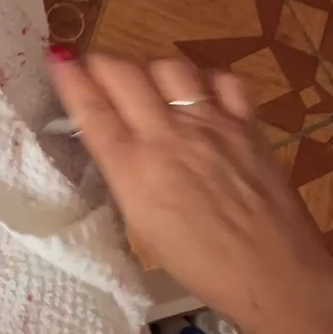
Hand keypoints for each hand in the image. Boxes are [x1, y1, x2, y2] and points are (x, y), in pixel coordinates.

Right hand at [46, 49, 332, 333]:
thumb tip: (109, 135)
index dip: (69, 76)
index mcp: (132, 167)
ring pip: (168, 66)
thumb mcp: (138, 218)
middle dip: (101, 61)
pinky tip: (198, 94)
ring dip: (148, 68)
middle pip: (123, 73)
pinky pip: (223, 80)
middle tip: (95, 68)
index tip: (57, 56)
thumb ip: (122, 169)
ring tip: (148, 83)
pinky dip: (204, 79)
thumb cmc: (195, 260)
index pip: (91, 107)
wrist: (274, 277)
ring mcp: (210, 127)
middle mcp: (167, 137)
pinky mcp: (248, 127)